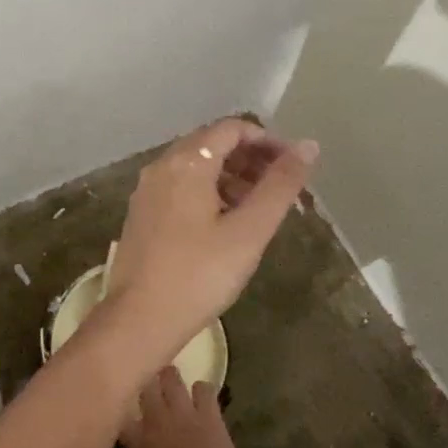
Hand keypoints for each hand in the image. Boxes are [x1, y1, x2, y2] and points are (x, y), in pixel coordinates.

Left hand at [99, 118, 316, 361]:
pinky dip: (208, 193)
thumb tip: (308, 145)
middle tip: (282, 187)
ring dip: (230, 177)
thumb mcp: (249, 231)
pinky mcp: (141, 214)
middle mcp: (160, 167)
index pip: (231, 129)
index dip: (267, 140)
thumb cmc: (200, 274)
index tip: (294, 165)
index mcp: (186, 162)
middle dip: (250, 158)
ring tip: (260, 208)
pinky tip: (227, 223)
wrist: (140, 318)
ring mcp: (146, 191)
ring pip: (194, 167)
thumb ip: (280, 186)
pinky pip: (179, 188)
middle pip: (211, 144)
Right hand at [123, 366, 250, 447]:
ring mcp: (184, 413)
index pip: (120, 411)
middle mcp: (157, 420)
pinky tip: (201, 398)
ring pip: (171, 377)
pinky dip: (201, 390)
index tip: (122, 404)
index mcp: (138, 440)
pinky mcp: (210, 414)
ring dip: (170, 379)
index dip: (121, 405)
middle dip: (145, 381)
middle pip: (144, 384)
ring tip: (172, 384)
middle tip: (148, 384)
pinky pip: (204, 387)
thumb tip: (144, 444)